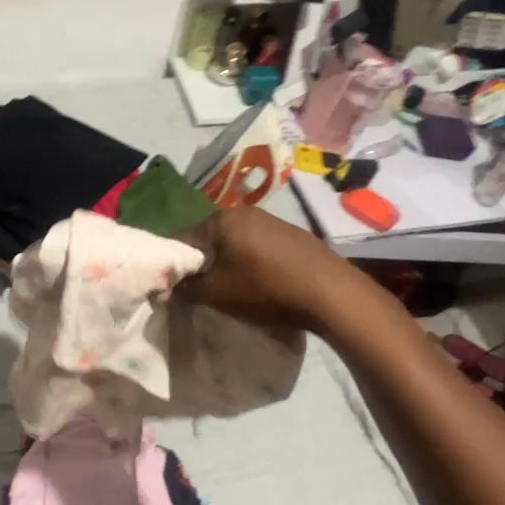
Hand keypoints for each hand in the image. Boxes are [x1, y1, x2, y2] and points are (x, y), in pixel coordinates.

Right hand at [177, 206, 359, 330]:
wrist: (330, 293)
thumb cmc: (265, 288)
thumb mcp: (217, 293)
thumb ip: (188, 288)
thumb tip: (174, 286)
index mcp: (222, 219)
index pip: (184, 237)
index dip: (175, 262)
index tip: (173, 284)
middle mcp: (246, 212)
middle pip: (212, 236)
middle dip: (203, 260)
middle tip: (201, 287)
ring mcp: (273, 220)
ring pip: (237, 241)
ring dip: (229, 261)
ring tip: (231, 286)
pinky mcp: (294, 235)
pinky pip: (259, 246)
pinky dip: (252, 261)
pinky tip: (260, 282)